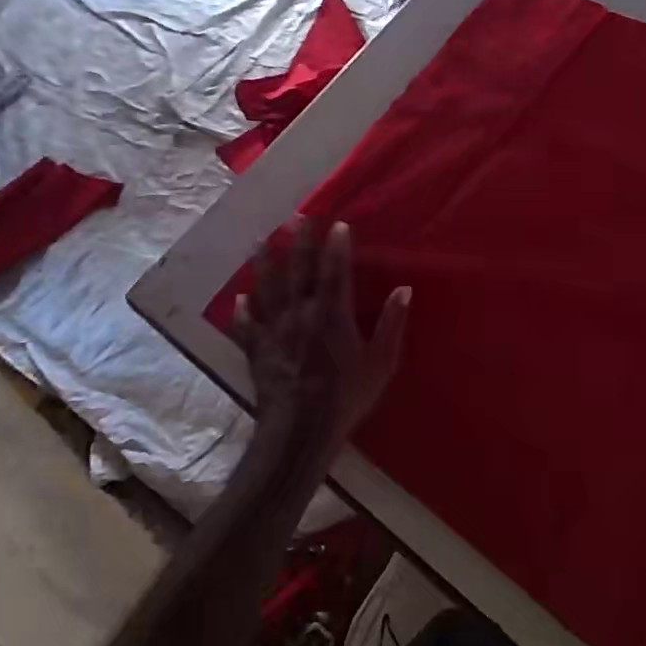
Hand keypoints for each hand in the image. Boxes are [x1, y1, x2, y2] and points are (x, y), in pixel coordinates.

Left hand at [233, 218, 409, 479]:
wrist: (299, 428)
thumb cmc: (345, 397)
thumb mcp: (380, 363)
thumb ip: (392, 325)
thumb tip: (405, 289)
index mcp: (331, 314)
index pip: (335, 270)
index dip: (337, 245)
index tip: (337, 223)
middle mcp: (300, 313)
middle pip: (298, 270)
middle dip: (299, 242)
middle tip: (296, 217)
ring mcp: (274, 330)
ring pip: (266, 288)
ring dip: (263, 263)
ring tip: (259, 240)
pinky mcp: (257, 349)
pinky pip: (247, 325)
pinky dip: (243, 311)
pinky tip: (239, 299)